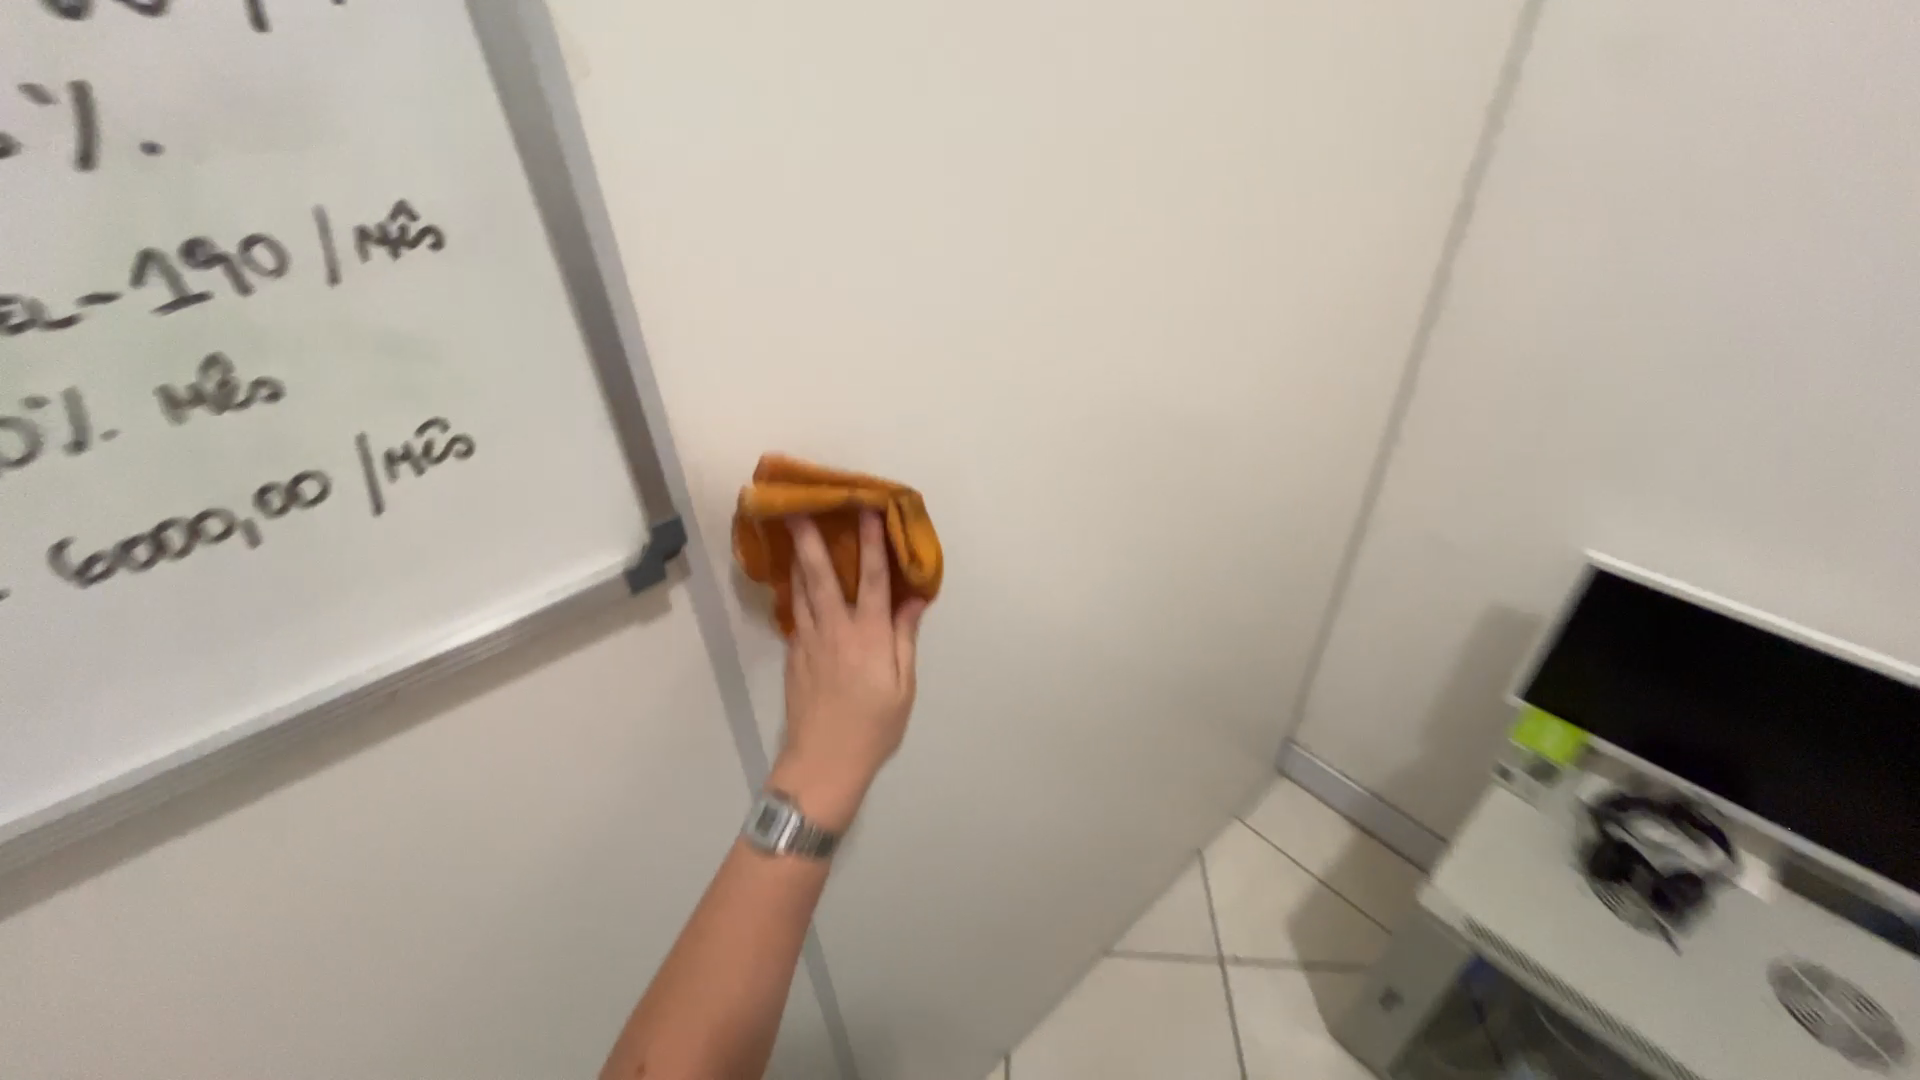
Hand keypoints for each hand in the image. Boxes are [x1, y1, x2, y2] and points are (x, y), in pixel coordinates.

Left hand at [768, 512, 928, 832]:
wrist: (823, 761)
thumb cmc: (873, 726)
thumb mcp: (903, 686)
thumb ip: (904, 637)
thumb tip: (913, 598)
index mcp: (868, 635)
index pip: (871, 578)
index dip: (871, 541)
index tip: (868, 509)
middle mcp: (835, 629)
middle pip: (820, 574)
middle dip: (810, 538)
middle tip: (797, 508)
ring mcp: (808, 641)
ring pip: (800, 590)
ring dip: (797, 558)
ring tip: (791, 531)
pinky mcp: (794, 655)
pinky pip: (794, 613)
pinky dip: (794, 590)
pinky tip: (793, 580)